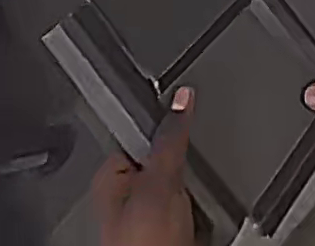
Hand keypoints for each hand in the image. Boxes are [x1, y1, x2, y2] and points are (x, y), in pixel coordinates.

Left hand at [94, 87, 195, 245]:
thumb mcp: (160, 184)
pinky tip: (203, 200)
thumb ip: (171, 137)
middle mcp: (127, 191)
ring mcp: (150, 208)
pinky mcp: (173, 221)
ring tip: (198, 187)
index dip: (164, 113)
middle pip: (166, 147)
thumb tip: (182, 97)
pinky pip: (194, 190)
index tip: (185, 93)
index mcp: (111, 176)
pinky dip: (203, 192)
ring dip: (196, 173)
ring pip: (183, 169)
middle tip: (193, 157)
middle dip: (185, 150)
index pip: (142, 125)